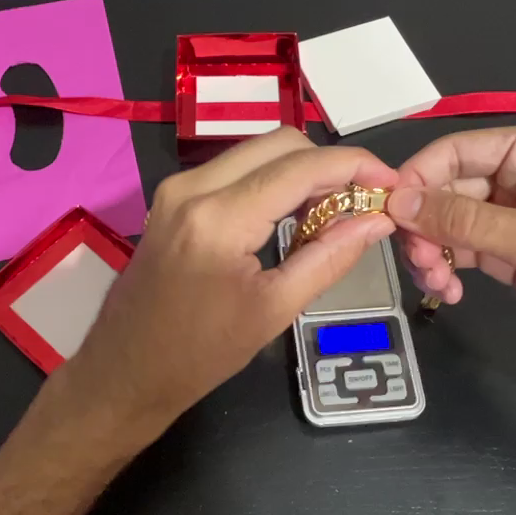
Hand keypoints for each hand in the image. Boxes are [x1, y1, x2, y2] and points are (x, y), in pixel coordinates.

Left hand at [54, 128, 398, 440]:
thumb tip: (377, 220)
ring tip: (331, 211)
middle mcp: (193, 187)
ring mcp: (177, 188)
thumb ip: (330, 257)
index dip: (355, 166)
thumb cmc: (200, 354)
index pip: (301, 167)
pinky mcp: (172, 197)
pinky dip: (270, 179)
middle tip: (360, 202)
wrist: (125, 371)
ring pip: (256, 151)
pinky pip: (234, 168)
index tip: (390, 182)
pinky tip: (291, 213)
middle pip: (279, 143)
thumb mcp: (274, 310)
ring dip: (300, 169)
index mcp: (219, 218)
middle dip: (328, 163)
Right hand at [389, 124, 515, 385]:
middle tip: (416, 260)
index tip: (388, 213)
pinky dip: (447, 266)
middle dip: (425, 223)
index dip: (419, 177)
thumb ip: (464, 220)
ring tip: (436, 282)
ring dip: (432, 249)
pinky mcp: (514, 256)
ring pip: (450, 222)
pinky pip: (463, 249)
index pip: (459, 150)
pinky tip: (449, 290)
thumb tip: (398, 201)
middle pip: (448, 188)